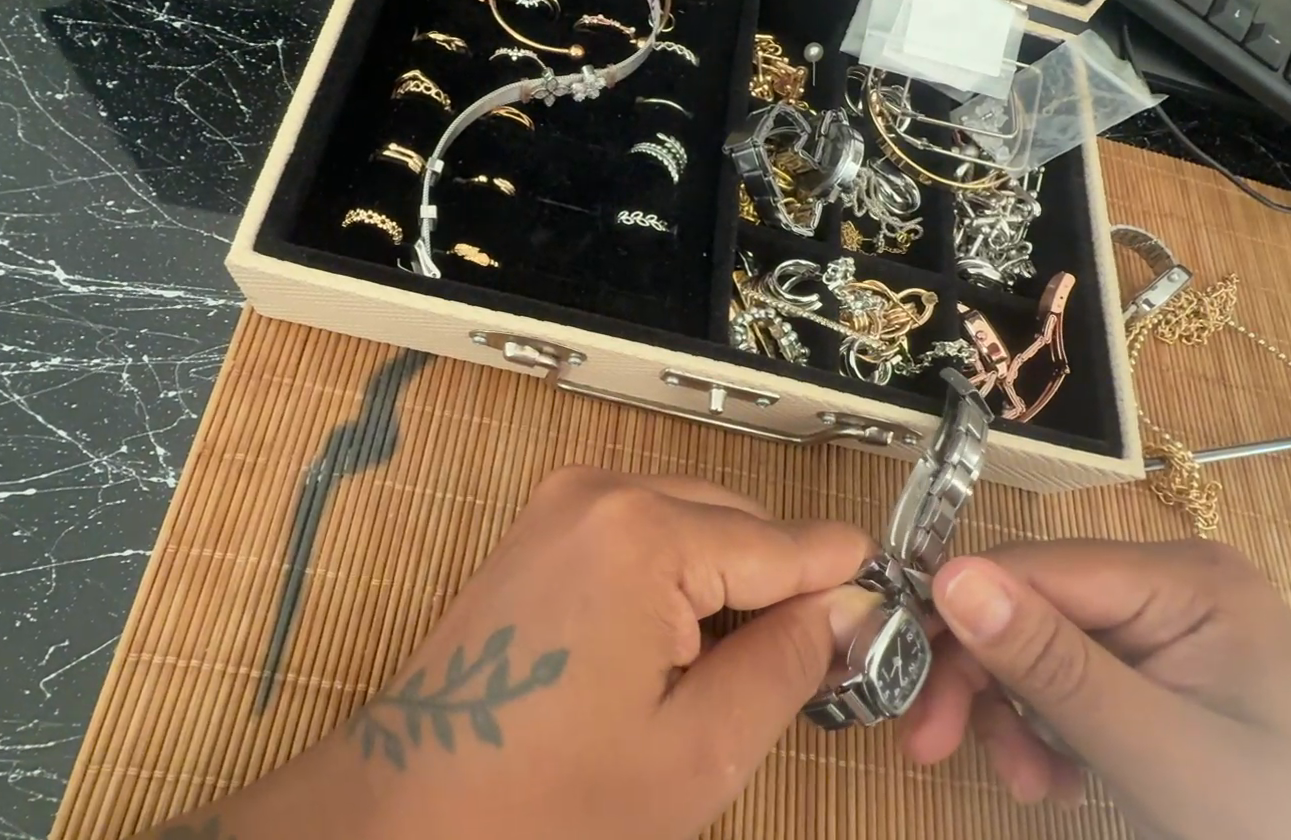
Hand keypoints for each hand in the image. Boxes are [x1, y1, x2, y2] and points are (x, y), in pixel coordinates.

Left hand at [137, 467, 876, 839]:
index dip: (839, 583)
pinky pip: (643, 524)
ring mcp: (565, 496)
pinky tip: (675, 636)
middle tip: (804, 664)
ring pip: (692, 517)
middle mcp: (604, 488)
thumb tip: (843, 608)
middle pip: (737, 520)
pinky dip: (677, 568)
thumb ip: (787, 663)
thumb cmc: (553, 798)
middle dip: (780, 582)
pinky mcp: (544, 519)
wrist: (411, 802)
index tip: (879, 619)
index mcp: (645, 531)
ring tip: (732, 662)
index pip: (783, 542)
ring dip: (728, 576)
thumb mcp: (698, 752)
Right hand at [898, 539, 1290, 839]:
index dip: (955, 622)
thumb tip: (945, 574)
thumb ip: (1051, 662)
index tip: (903, 688)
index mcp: (1177, 578)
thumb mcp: (1162, 754)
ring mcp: (1169, 626)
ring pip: (1043, 647)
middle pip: (1028, 609)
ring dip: (1014, 712)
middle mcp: (1166, 583)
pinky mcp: (1168, 669)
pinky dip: (1051, 726)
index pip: (1026, 571)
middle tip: (932, 745)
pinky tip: (1058, 776)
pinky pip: (1078, 678)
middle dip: (981, 679)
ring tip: (1025, 782)